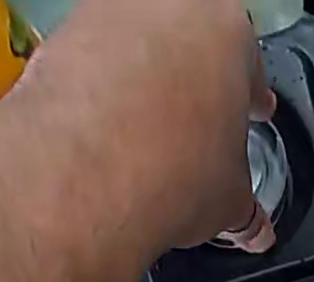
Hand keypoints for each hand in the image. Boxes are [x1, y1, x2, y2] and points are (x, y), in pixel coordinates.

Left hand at [0, 0, 274, 254]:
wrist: (88, 175)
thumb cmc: (173, 172)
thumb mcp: (230, 203)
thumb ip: (245, 208)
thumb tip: (252, 227)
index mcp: (229, 32)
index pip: (250, 66)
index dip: (251, 101)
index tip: (250, 116)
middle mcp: (169, 5)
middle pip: (191, 49)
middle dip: (196, 90)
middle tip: (197, 135)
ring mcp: (110, 13)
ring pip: (140, 51)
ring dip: (147, 91)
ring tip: (148, 146)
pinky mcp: (61, 37)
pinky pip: (94, 67)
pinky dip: (104, 98)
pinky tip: (109, 143)